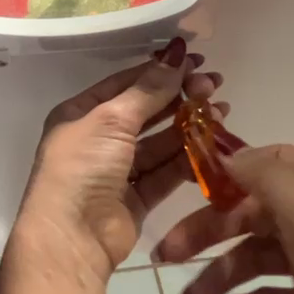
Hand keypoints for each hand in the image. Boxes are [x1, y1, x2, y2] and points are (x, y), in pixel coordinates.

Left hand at [16, 37, 222, 280]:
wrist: (71, 236)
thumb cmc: (82, 166)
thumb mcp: (111, 120)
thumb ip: (147, 91)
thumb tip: (175, 58)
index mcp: (80, 113)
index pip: (124, 84)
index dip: (158, 71)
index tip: (195, 61)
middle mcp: (97, 138)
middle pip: (144, 112)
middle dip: (178, 97)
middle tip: (214, 85)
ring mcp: (117, 169)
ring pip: (159, 141)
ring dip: (188, 125)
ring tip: (222, 110)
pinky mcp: (137, 197)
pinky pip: (165, 171)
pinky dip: (189, 156)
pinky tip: (214, 141)